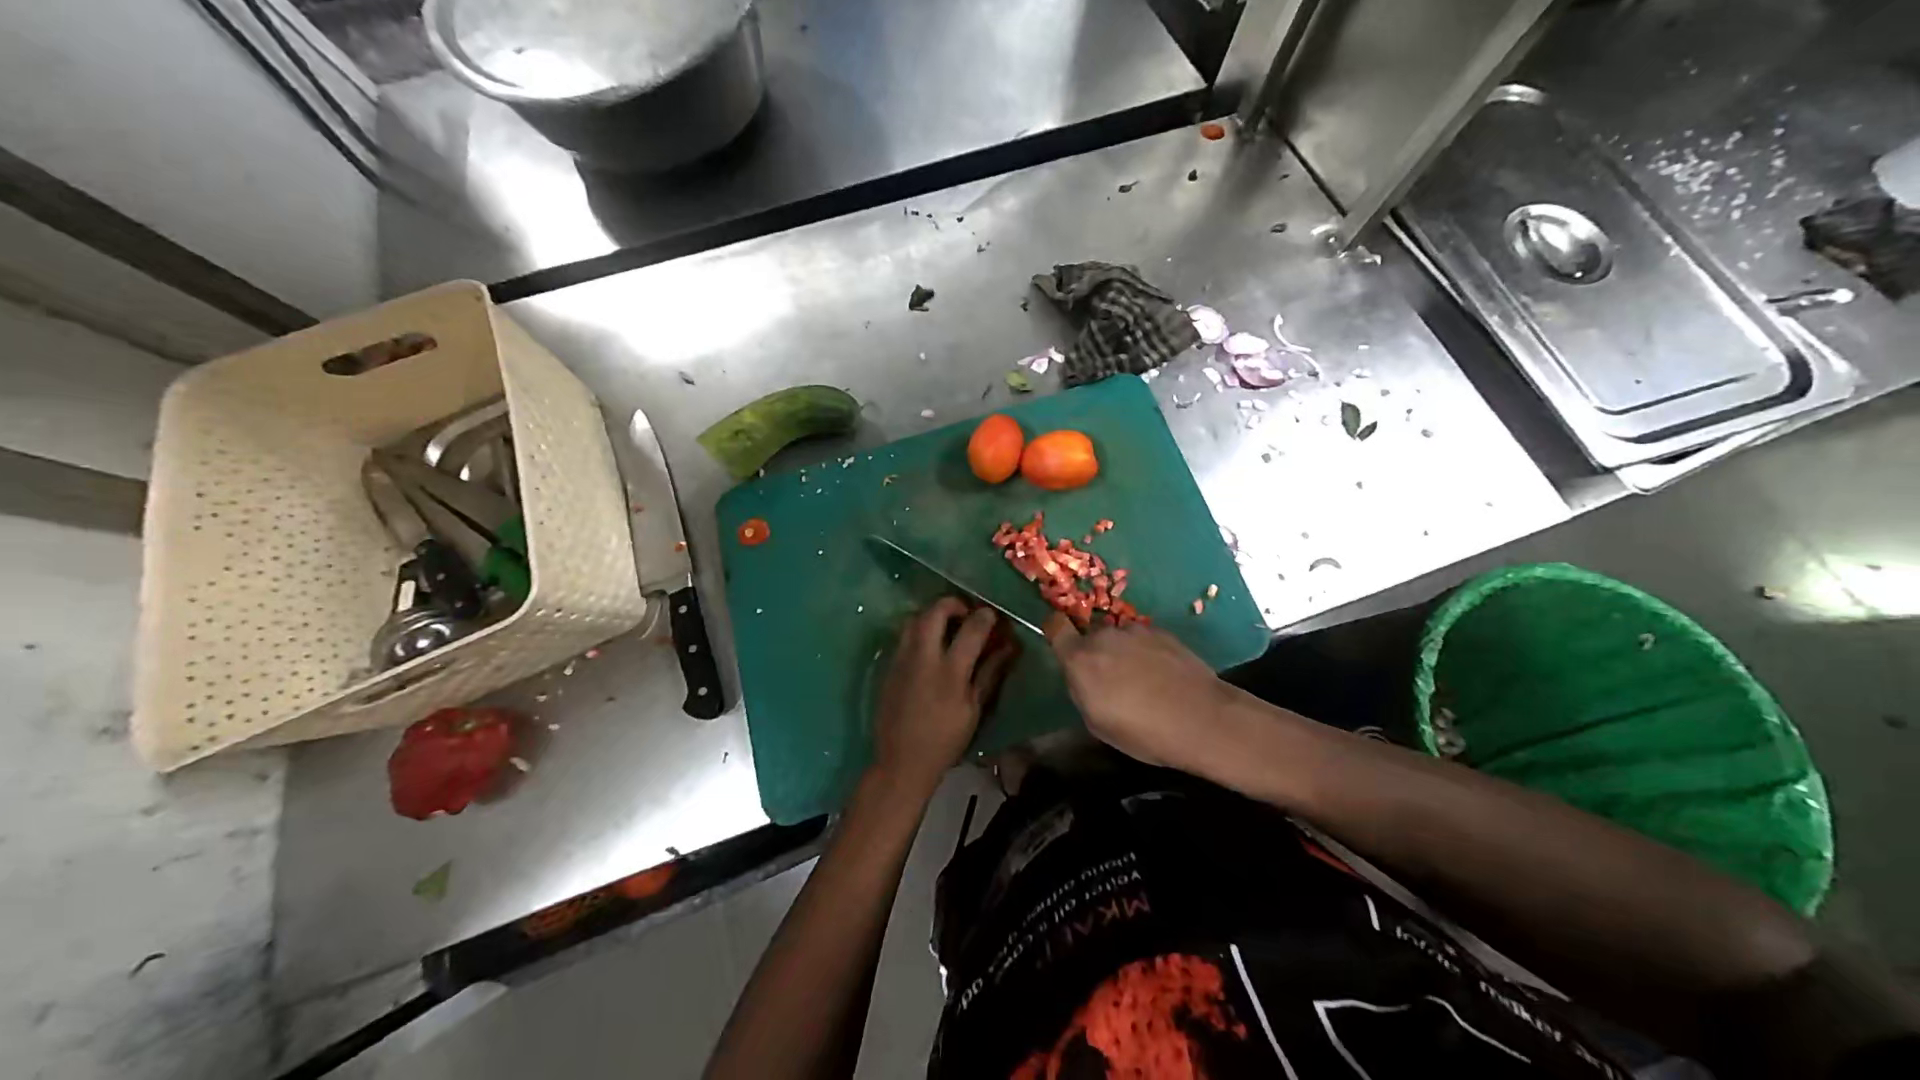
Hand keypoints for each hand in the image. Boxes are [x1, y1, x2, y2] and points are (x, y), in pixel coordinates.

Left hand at [871, 598, 1017, 792]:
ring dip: (933, 614)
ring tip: (947, 625)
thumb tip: (1009, 646)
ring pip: (915, 619)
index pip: (972, 629)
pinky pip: (904, 636)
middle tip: (966, 612)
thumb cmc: (945, 740)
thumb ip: (990, 673)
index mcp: (949, 671)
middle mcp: (923, 657)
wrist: (901, 761)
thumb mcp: (974, 709)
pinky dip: (920, 630)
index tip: (992, 615)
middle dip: (953, 603)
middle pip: (935, 612)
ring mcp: (902, 659)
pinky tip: (930, 645)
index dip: (985, 616)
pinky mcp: (889, 666)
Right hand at [1046, 613, 1236, 770]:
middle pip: (1090, 635)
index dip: (1057, 632)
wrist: (1201, 719)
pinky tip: (1163, 675)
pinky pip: (1142, 638)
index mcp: (1080, 660)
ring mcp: (1135, 631)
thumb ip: (1082, 691)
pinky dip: (1146, 651)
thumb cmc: (1143, 732)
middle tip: (1112, 679)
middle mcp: (1104, 637)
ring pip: (1118, 637)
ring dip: (1122, 651)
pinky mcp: (1162, 632)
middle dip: (1096, 652)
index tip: (1064, 646)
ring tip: (1143, 680)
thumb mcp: (1097, 724)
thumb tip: (1084, 678)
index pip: (1055, 626)